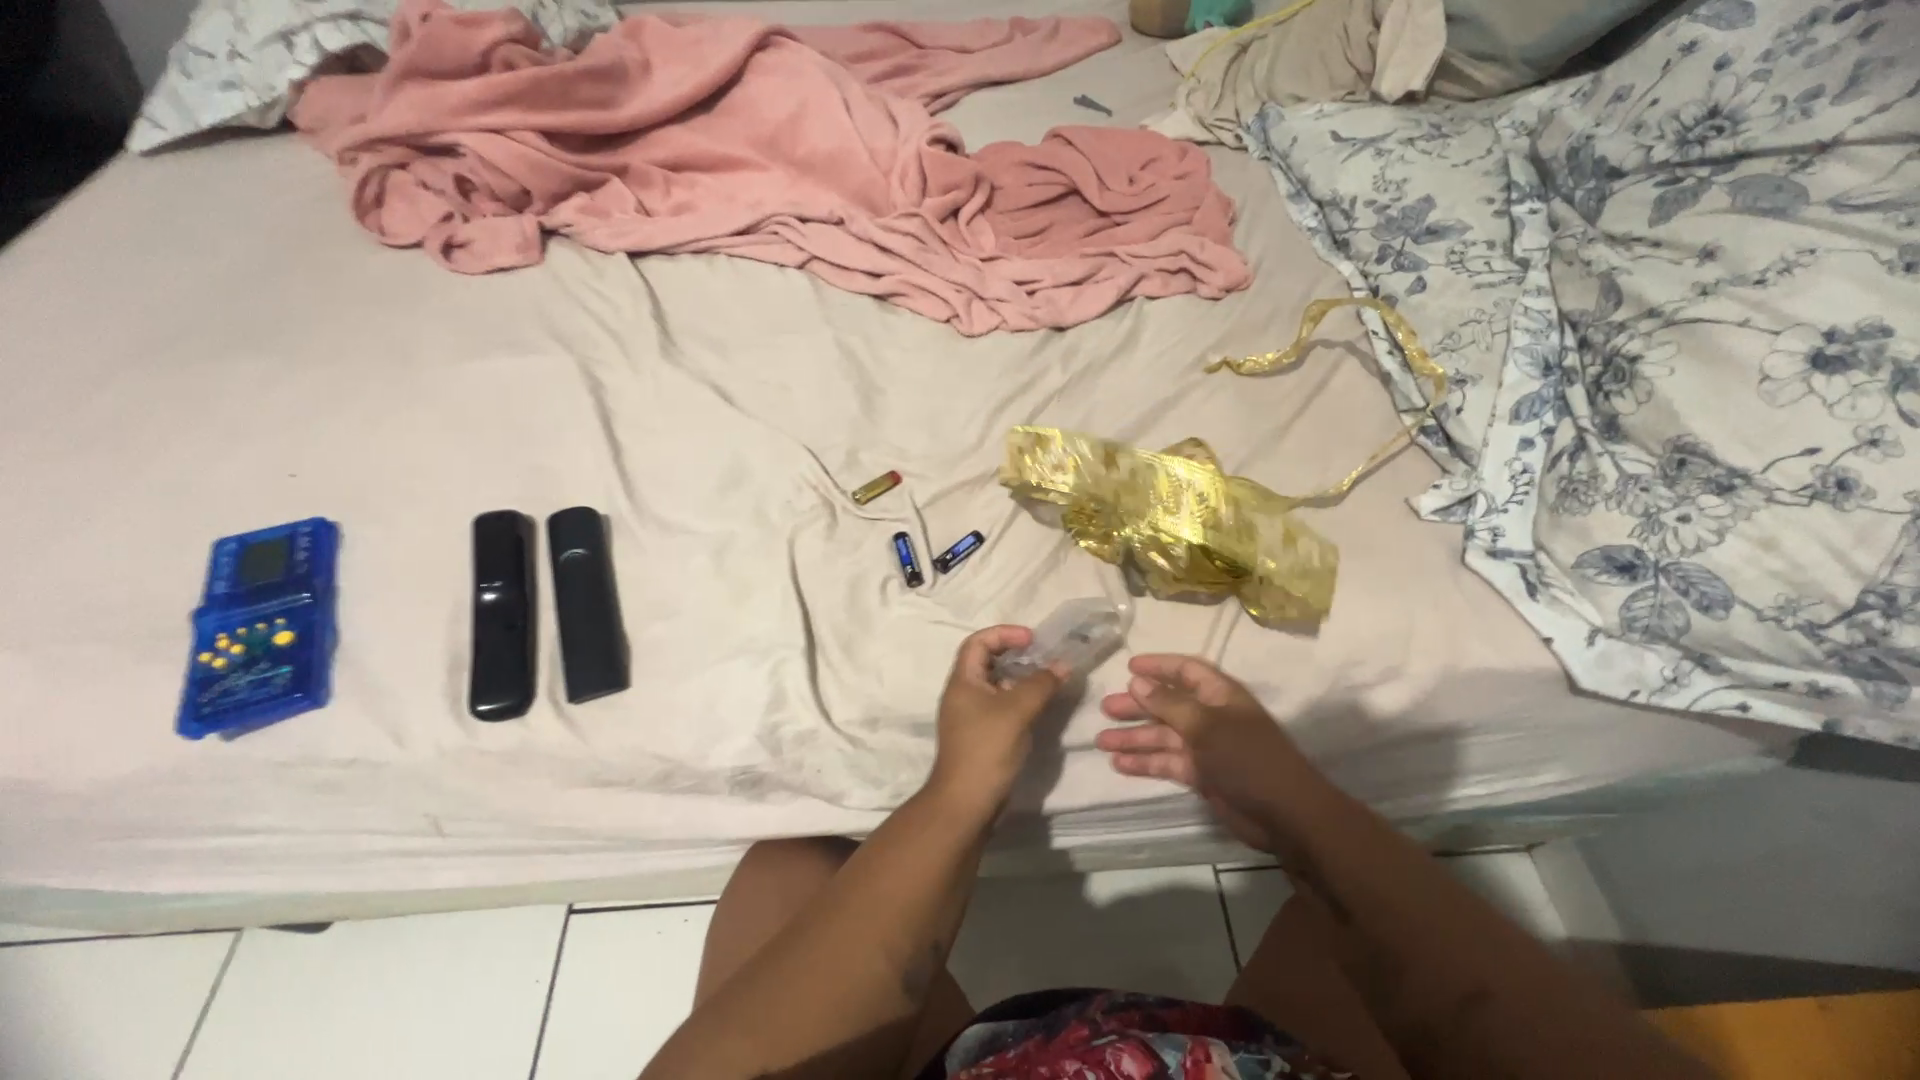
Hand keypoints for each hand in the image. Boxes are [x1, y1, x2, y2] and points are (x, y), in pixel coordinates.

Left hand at [927, 625, 1063, 812]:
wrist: (967, 802)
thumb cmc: (987, 749)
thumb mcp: (1017, 711)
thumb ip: (1041, 684)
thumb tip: (1062, 665)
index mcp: (962, 681)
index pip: (978, 642)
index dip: (1004, 634)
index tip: (1032, 640)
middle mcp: (963, 694)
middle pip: (987, 661)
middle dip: (1017, 655)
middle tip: (1045, 658)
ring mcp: (971, 717)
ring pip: (997, 686)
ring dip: (1022, 679)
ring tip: (1049, 680)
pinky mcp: (983, 736)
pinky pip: (1002, 707)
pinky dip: (1021, 701)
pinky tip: (1042, 707)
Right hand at [1095, 655, 1317, 855]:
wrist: (1285, 815)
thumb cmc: (1248, 759)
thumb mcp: (1206, 726)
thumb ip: (1169, 704)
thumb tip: (1137, 682)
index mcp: (1221, 695)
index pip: (1186, 671)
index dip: (1159, 667)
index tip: (1128, 668)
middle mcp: (1212, 717)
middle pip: (1169, 704)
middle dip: (1138, 706)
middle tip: (1105, 709)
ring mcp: (1207, 747)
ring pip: (1164, 736)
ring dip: (1134, 737)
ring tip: (1100, 741)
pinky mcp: (1202, 775)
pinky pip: (1168, 762)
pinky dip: (1145, 763)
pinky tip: (1119, 765)